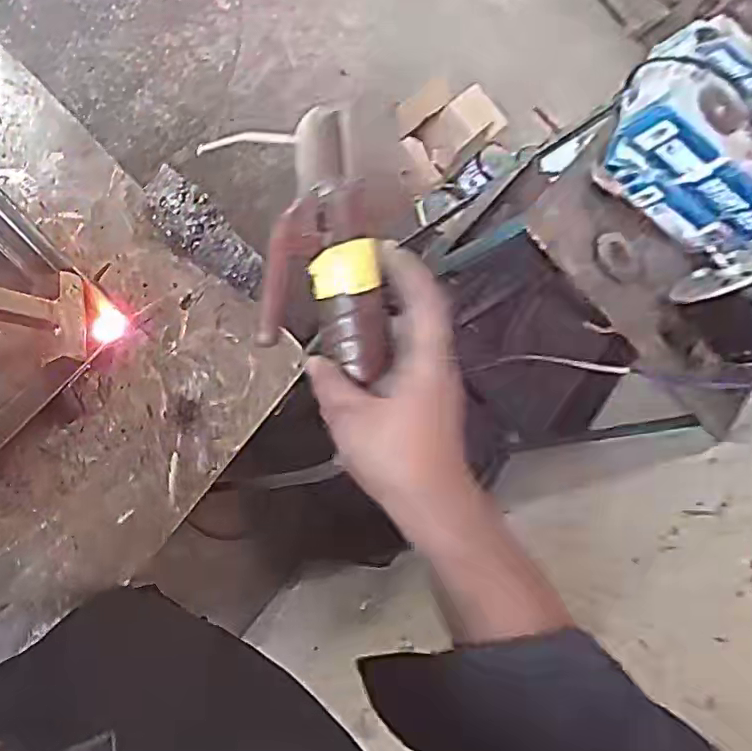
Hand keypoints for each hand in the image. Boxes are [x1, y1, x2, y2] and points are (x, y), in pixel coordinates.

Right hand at [305, 244, 477, 535]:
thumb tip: (315, 362)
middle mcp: (435, 365)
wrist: (431, 500)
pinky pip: (402, 361)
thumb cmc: (394, 457)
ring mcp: (432, 384)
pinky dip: (378, 350)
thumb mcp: (349, 418)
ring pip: (409, 340)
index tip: (380, 250)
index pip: (423, 300)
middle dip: (389, 292)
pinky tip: (351, 362)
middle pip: (419, 314)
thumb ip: (331, 385)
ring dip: (380, 323)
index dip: (405, 270)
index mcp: (425, 361)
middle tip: (352, 281)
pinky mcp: (424, 401)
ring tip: (344, 318)